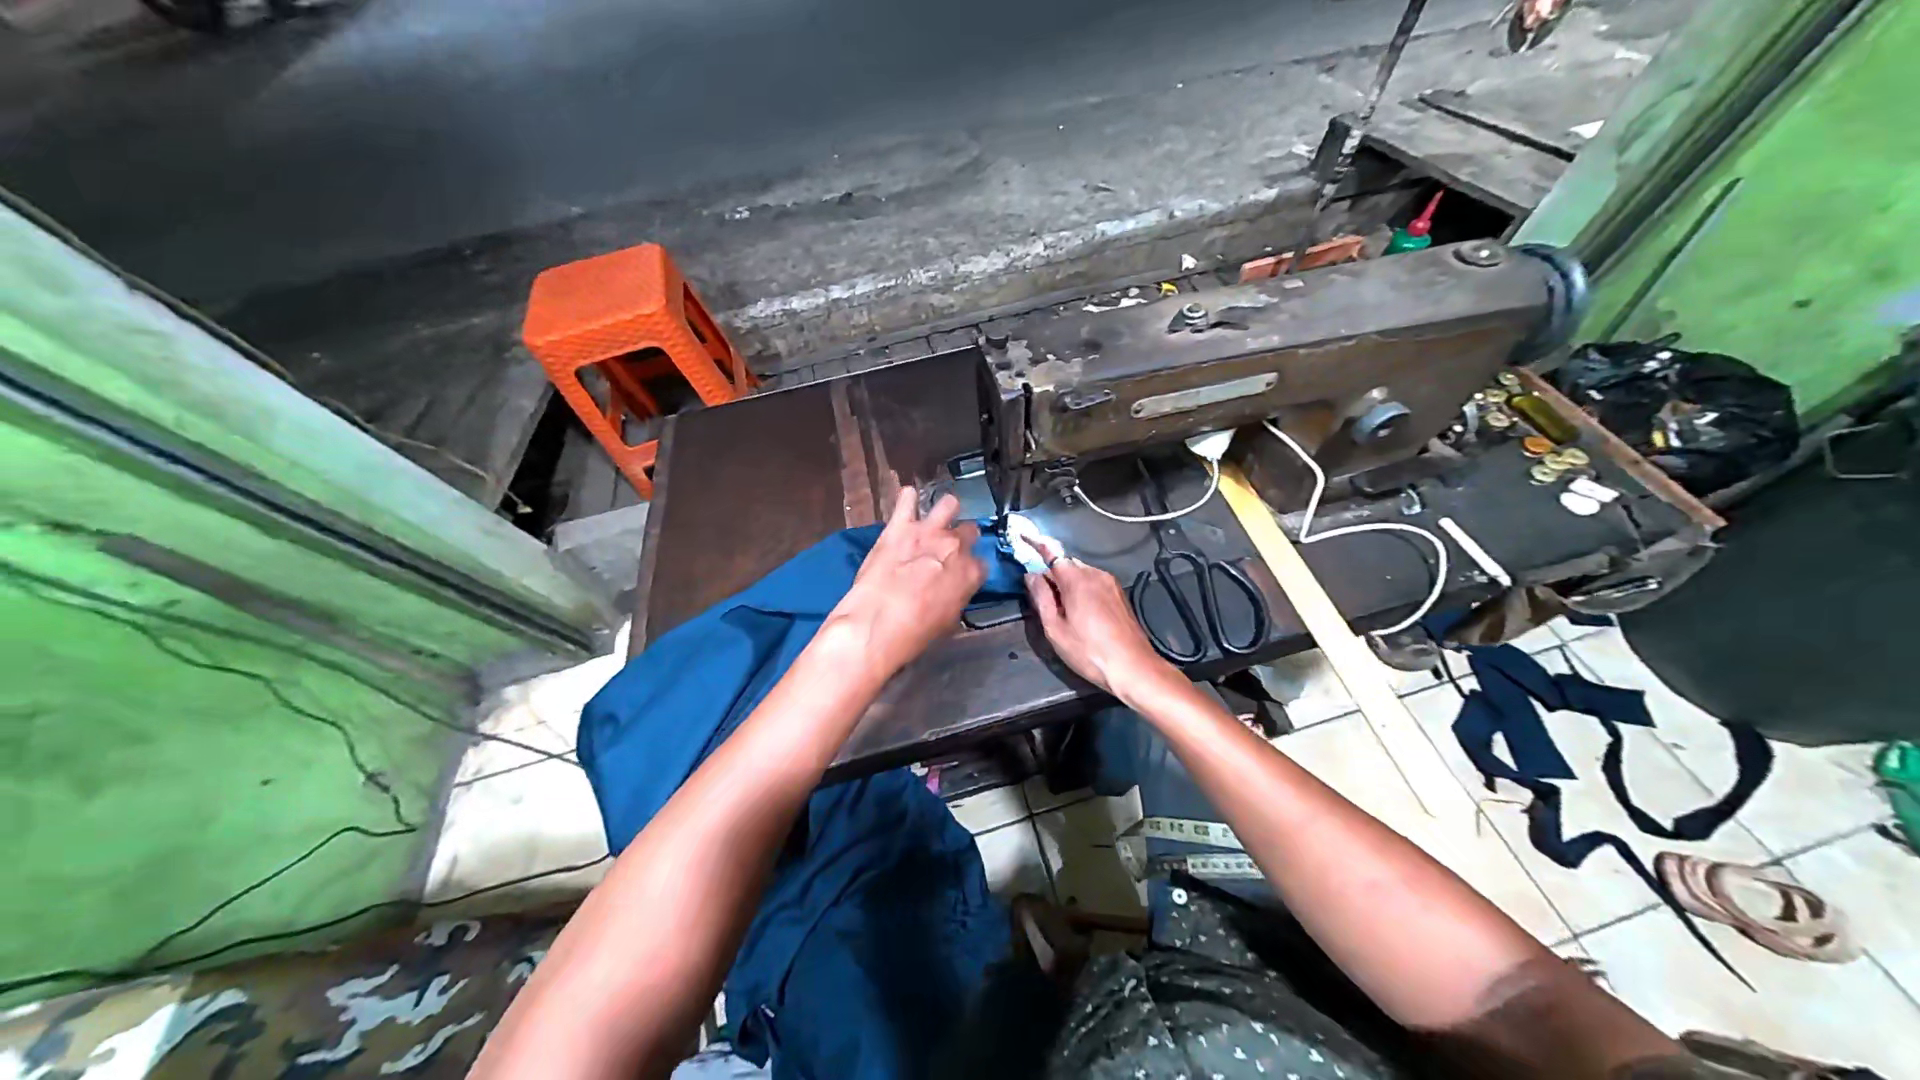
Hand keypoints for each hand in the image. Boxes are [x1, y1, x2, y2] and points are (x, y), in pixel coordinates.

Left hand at [824, 487, 985, 680]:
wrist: (877, 622)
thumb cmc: (915, 632)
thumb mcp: (948, 621)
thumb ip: (956, 597)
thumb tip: (952, 591)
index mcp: (971, 573)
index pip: (980, 563)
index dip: (970, 568)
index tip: (961, 574)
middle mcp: (955, 546)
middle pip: (968, 531)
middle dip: (961, 538)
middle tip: (947, 549)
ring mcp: (927, 531)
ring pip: (949, 504)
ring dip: (945, 511)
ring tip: (935, 519)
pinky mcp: (899, 525)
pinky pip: (907, 499)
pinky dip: (908, 498)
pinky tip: (906, 500)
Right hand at [1024, 557, 1181, 703]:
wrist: (1133, 667)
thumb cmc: (1089, 651)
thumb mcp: (1055, 629)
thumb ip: (1042, 598)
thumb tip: (1031, 576)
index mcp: (1077, 580)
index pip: (1052, 553)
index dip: (1036, 543)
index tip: (1023, 537)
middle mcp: (1096, 574)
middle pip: (1067, 564)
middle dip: (1052, 574)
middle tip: (1041, 597)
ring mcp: (1111, 584)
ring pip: (1082, 574)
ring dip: (1068, 583)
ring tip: (1062, 611)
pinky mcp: (1120, 595)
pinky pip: (1094, 583)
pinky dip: (1082, 590)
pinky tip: (1081, 613)